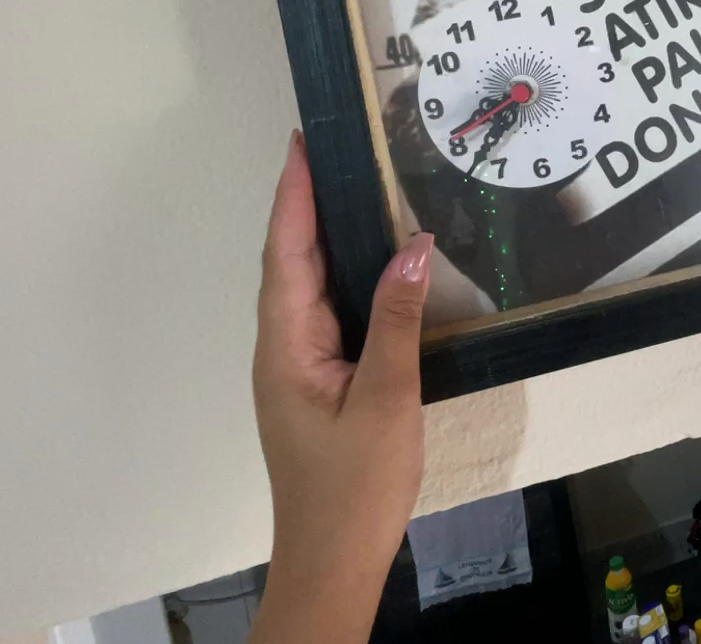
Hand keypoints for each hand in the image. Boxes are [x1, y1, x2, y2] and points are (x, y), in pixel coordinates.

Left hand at [251, 132, 432, 642]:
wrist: (336, 555)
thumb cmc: (357, 480)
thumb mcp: (386, 396)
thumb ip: (398, 318)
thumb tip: (416, 246)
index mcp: (287, 346)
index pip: (286, 255)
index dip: (293, 198)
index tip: (302, 145)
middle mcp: (284, 346)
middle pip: (289, 261)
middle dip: (304, 203)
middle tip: (332, 152)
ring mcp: (300, 363)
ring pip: (307, 283)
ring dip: (321, 233)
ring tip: (350, 187)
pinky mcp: (320, 375)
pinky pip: (328, 306)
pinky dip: (342, 270)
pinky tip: (371, 260)